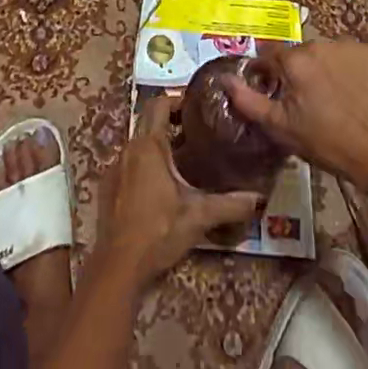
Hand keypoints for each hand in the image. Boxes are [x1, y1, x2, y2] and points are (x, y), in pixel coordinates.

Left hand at [95, 95, 262, 280]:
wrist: (117, 268)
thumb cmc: (158, 231)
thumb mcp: (199, 215)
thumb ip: (231, 204)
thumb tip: (259, 198)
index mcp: (148, 146)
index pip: (158, 104)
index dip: (177, 100)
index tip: (198, 110)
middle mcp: (128, 151)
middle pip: (149, 122)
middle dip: (172, 123)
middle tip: (199, 132)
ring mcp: (115, 170)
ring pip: (139, 144)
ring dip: (160, 145)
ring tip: (186, 158)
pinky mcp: (108, 189)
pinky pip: (129, 164)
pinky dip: (146, 164)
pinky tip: (163, 185)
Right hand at [223, 41, 367, 193]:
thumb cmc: (324, 141)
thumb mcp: (279, 126)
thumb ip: (247, 100)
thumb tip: (225, 79)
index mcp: (294, 59)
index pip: (269, 56)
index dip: (266, 74)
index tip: (271, 93)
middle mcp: (319, 43)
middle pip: (298, 54)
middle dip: (295, 72)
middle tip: (303, 102)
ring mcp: (347, 46)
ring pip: (323, 54)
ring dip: (320, 69)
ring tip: (329, 98)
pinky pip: (346, 56)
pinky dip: (344, 69)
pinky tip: (349, 92)